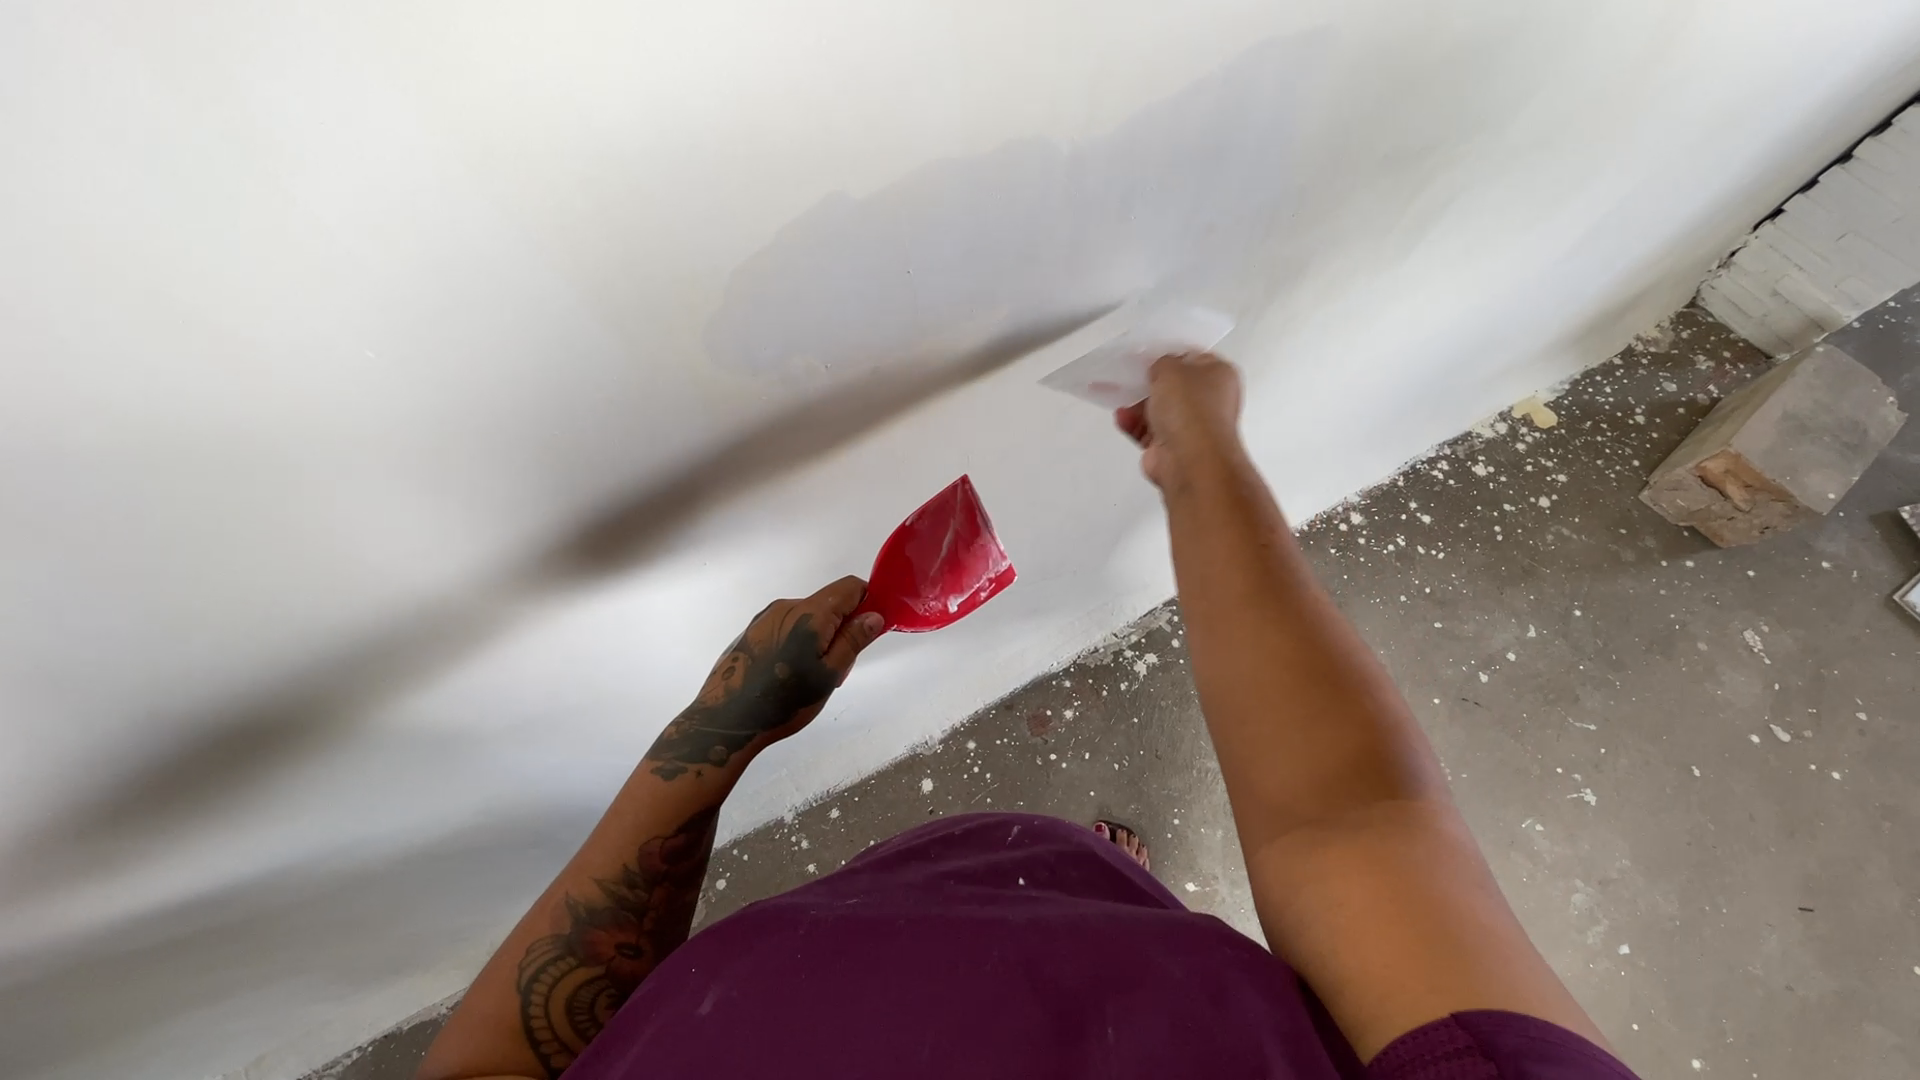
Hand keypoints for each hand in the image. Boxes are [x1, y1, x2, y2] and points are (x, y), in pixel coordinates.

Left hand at [644, 576, 883, 780]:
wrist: (725, 721)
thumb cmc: (784, 701)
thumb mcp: (829, 675)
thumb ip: (853, 640)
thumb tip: (875, 615)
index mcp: (810, 613)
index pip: (851, 587)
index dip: (869, 602)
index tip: (870, 631)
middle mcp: (787, 606)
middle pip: (829, 602)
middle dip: (844, 626)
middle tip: (840, 667)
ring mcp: (766, 617)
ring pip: (809, 616)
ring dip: (821, 636)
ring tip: (812, 676)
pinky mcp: (753, 631)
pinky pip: (788, 626)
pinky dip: (800, 641)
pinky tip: (789, 674)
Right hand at [1114, 352, 1245, 489]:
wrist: (1189, 459)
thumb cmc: (1190, 409)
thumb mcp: (1170, 368)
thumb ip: (1161, 362)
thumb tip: (1158, 369)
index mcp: (1219, 376)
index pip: (1193, 359)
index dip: (1170, 355)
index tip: (1148, 355)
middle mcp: (1209, 401)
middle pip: (1173, 386)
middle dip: (1149, 382)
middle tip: (1129, 374)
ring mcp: (1191, 426)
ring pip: (1158, 410)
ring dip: (1137, 404)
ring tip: (1118, 396)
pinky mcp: (1171, 447)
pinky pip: (1148, 431)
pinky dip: (1134, 424)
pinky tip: (1122, 417)